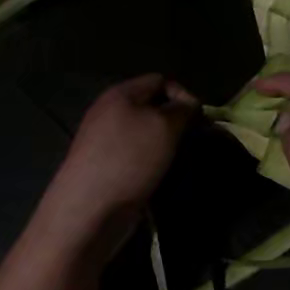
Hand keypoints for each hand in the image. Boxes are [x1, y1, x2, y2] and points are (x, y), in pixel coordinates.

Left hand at [41, 74, 198, 244]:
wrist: (90, 209)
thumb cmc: (129, 159)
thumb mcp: (164, 126)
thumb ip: (182, 110)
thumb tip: (189, 104)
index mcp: (120, 94)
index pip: (159, 80)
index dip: (183, 94)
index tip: (199, 120)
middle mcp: (110, 113)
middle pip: (152, 108)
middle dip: (175, 123)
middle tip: (192, 142)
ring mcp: (105, 142)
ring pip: (146, 135)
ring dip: (166, 147)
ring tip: (180, 162)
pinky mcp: (106, 168)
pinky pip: (137, 157)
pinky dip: (152, 164)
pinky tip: (161, 177)